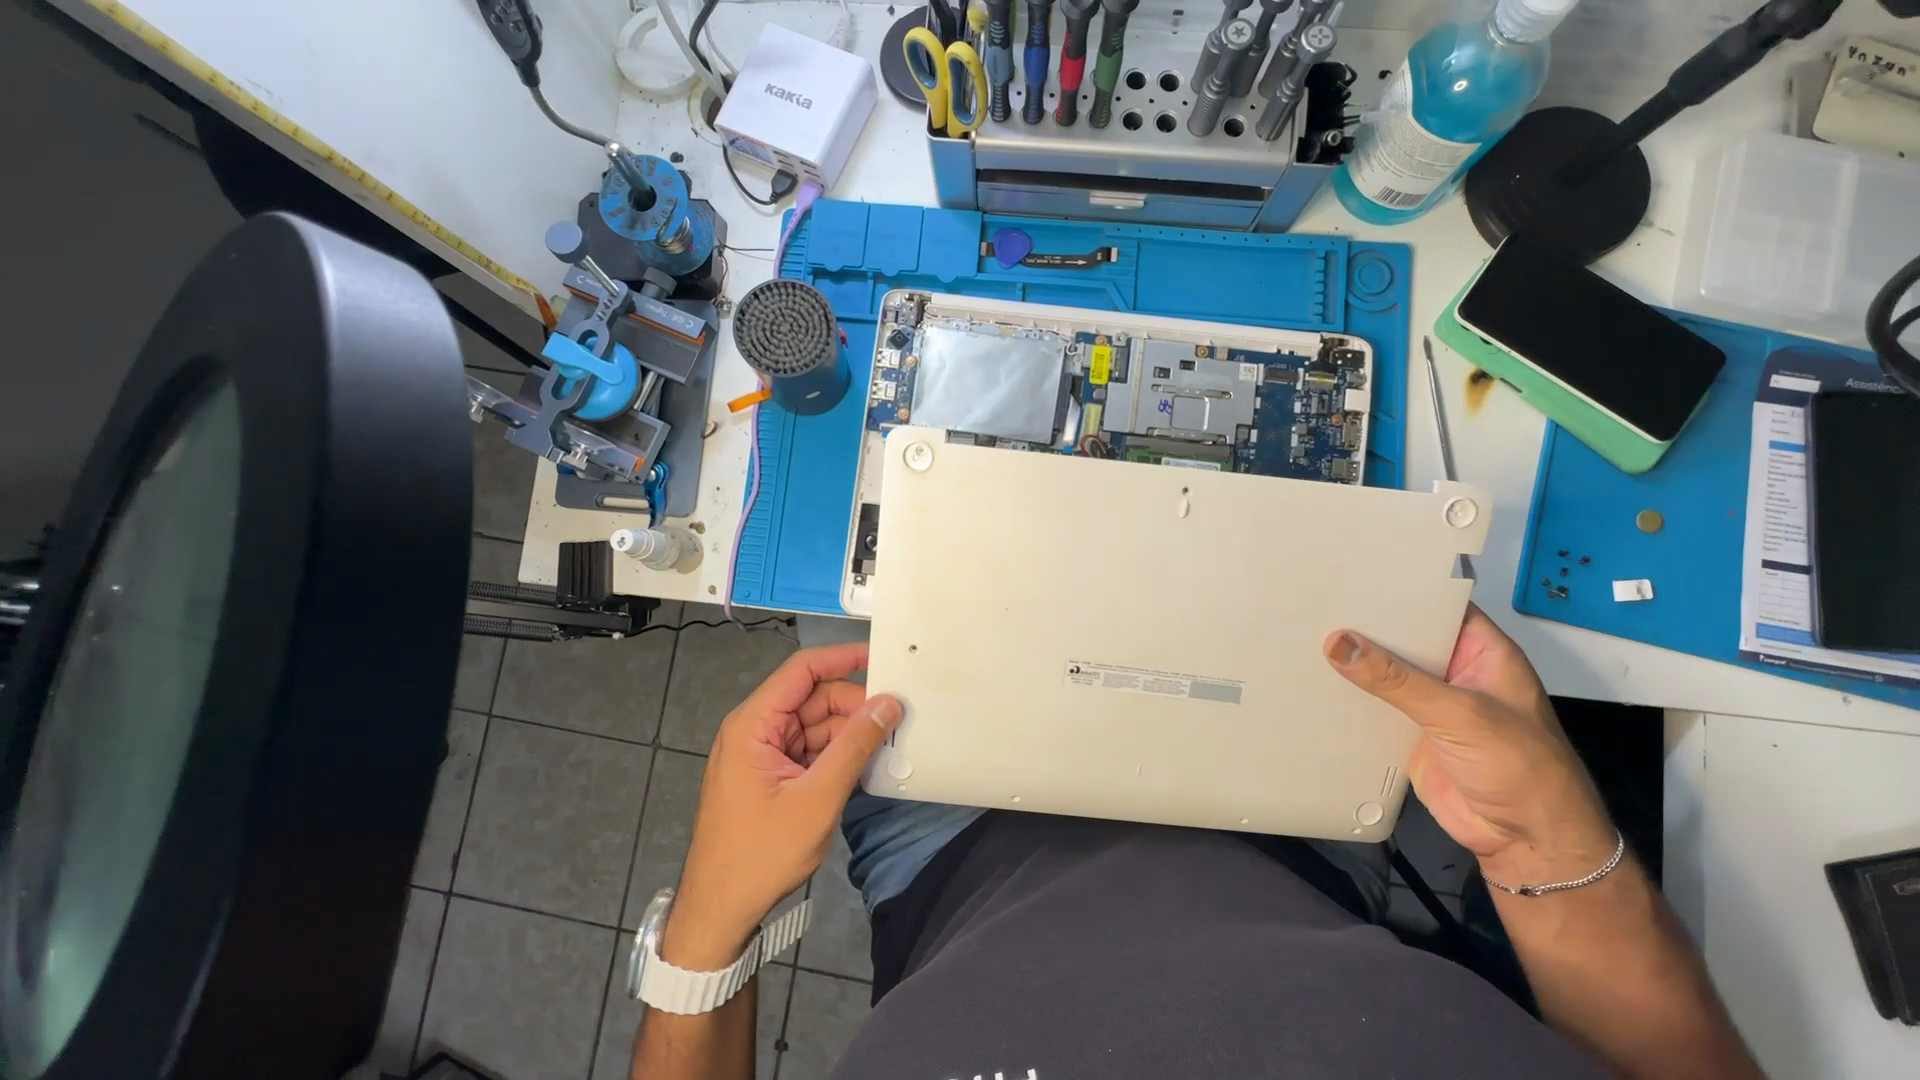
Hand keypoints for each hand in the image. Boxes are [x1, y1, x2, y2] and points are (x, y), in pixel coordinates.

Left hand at [666, 644, 901, 967]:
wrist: (721, 910)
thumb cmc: (761, 854)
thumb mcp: (816, 799)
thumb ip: (854, 747)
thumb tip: (888, 703)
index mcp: (754, 725)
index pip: (802, 671)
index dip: (842, 658)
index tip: (882, 657)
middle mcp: (756, 730)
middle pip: (813, 700)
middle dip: (854, 706)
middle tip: (898, 719)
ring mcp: (763, 755)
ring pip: (816, 727)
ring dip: (849, 734)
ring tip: (890, 743)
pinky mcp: (772, 777)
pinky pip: (811, 751)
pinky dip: (837, 756)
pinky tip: (866, 765)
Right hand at [1323, 605, 1616, 887]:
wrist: (1526, 841)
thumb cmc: (1520, 767)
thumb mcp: (1460, 714)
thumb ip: (1396, 680)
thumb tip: (1337, 643)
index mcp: (1481, 651)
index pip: (1435, 604)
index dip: (1398, 588)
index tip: (1349, 573)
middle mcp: (1453, 670)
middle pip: (1402, 638)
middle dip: (1364, 625)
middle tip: (1312, 601)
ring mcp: (1430, 703)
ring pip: (1384, 673)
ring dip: (1351, 664)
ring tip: (1299, 635)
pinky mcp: (1409, 733)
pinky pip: (1373, 708)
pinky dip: (1347, 699)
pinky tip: (1311, 684)